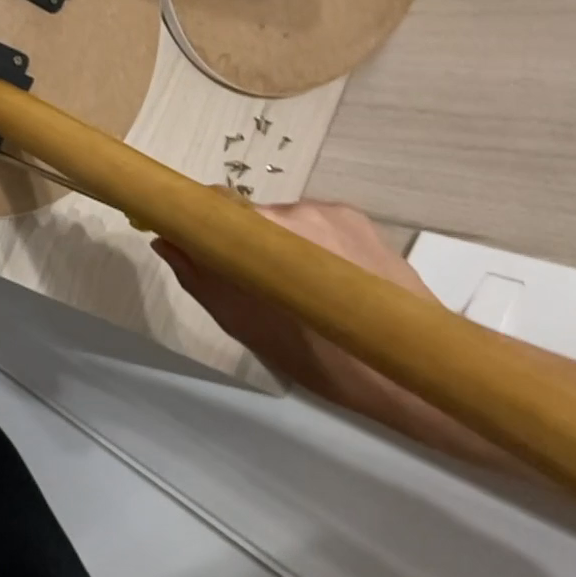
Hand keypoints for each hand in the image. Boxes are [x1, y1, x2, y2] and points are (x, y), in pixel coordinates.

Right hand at [155, 201, 437, 402]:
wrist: (410, 373)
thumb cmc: (316, 356)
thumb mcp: (240, 322)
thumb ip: (197, 276)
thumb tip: (165, 240)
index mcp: (261, 232)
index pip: (209, 203)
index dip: (194, 220)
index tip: (188, 241)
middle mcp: (295, 209)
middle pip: (246, 212)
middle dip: (239, 238)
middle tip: (248, 280)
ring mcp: (332, 212)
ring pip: (280, 217)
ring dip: (275, 242)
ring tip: (293, 287)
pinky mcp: (360, 219)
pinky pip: (313, 221)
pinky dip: (307, 243)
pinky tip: (321, 280)